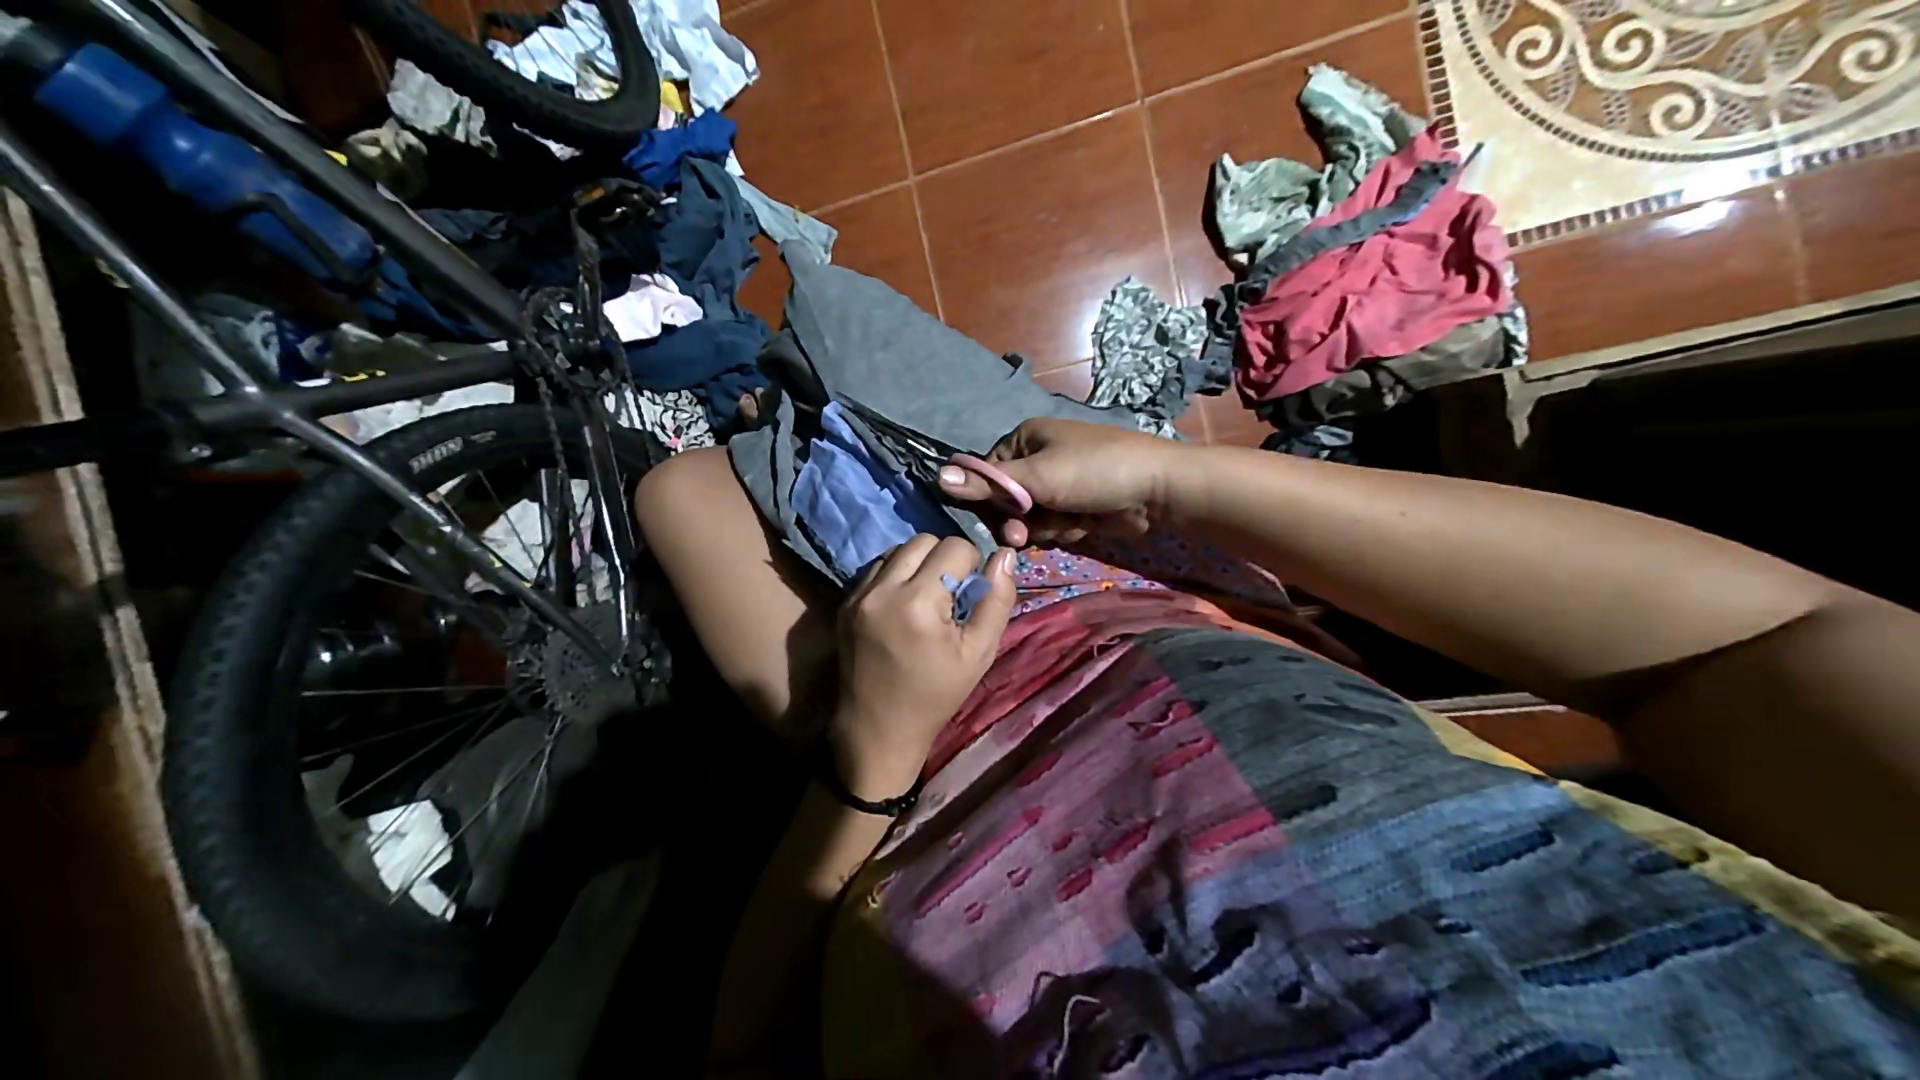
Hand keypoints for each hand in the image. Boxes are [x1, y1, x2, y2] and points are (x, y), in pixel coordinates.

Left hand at [831, 535, 1016, 798]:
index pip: (954, 546)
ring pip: (897, 550)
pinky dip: (894, 576)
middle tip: (950, 593)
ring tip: (926, 598)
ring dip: (917, 564)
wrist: (877, 729)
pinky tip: (902, 606)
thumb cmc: (935, 695)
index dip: (972, 564)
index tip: (970, 594)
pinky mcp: (845, 603)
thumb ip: (996, 601)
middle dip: (944, 558)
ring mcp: (857, 596)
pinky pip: (876, 569)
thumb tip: (1006, 554)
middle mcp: (882, 590)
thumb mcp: (979, 653)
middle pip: (923, 540)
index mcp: (918, 602)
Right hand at [937, 418, 1191, 546]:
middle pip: (1005, 502)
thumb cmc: (1094, 471)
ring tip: (1069, 523)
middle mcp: (1036, 459)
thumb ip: (988, 484)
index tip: (1003, 521)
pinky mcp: (1073, 506)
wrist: (1156, 489)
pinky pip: (1052, 526)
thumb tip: (937, 476)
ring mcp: (1056, 484)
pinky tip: (1083, 525)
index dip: (990, 503)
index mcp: (1023, 439)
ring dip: (1045, 528)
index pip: (986, 476)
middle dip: (1020, 521)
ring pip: (1029, 519)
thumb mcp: (1037, 478)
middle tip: (1029, 534)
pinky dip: (1064, 530)